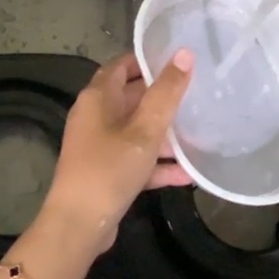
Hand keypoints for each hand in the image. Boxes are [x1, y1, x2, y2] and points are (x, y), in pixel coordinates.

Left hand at [43, 51, 193, 251]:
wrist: (79, 225)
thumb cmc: (109, 168)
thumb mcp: (144, 130)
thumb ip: (166, 93)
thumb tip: (184, 54)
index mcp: (98, 97)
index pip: (123, 65)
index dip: (148, 59)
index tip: (179, 60)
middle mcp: (95, 116)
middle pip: (131, 97)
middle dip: (162, 98)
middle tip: (197, 94)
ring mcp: (99, 146)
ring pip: (136, 131)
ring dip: (164, 135)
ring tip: (200, 133)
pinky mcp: (106, 172)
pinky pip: (136, 160)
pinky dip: (158, 165)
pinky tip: (188, 174)